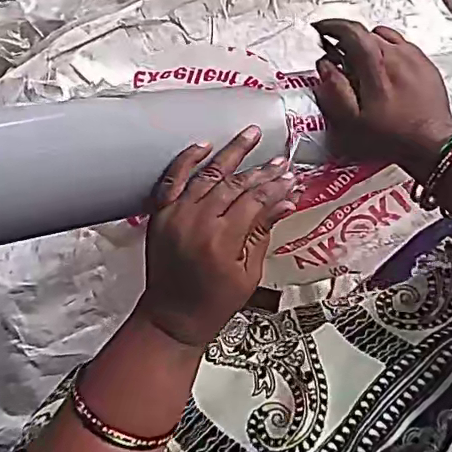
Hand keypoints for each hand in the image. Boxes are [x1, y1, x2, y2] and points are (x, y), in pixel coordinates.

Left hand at [139, 126, 298, 349]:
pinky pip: (173, 178)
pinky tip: (204, 146)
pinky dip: (187, 160)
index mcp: (222, 241)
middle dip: (261, 171)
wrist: (172, 315)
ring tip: (249, 135)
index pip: (255, 201)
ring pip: (208, 175)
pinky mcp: (161, 214)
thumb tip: (285, 202)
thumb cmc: (211, 302)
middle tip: (279, 161)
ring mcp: (176, 215)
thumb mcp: (248, 273)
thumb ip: (263, 233)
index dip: (275, 187)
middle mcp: (197, 223)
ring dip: (231, 153)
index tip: (290, 179)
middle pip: (235, 185)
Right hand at [312, 20, 451, 179]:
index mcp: (376, 66)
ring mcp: (414, 58)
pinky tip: (383, 70)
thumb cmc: (391, 137)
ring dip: (367, 43)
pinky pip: (402, 46)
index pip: (351, 31)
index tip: (320, 29)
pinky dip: (387, 50)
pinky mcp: (426, 65)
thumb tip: (325, 66)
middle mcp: (397, 55)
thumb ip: (334, 90)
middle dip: (346, 37)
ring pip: (385, 36)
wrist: (433, 145)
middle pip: (367, 32)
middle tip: (335, 52)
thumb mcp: (352, 121)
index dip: (332, 26)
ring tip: (359, 61)